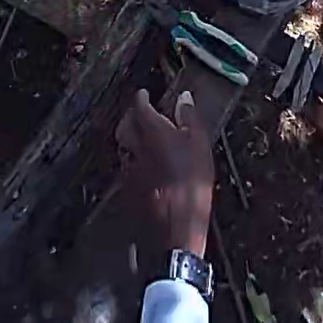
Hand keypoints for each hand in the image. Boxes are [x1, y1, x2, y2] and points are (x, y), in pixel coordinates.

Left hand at [116, 89, 213, 256]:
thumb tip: (183, 97)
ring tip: (140, 136)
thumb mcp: (200, 145)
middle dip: (130, 116)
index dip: (141, 99)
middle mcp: (136, 149)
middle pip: (125, 127)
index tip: (145, 93)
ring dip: (129, 137)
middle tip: (140, 113)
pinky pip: (126, 166)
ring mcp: (129, 171)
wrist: (175, 229)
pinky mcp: (128, 191)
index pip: (140, 108)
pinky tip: (142, 164)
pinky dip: (132, 158)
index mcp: (153, 133)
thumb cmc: (192, 181)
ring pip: (123, 147)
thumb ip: (190, 118)